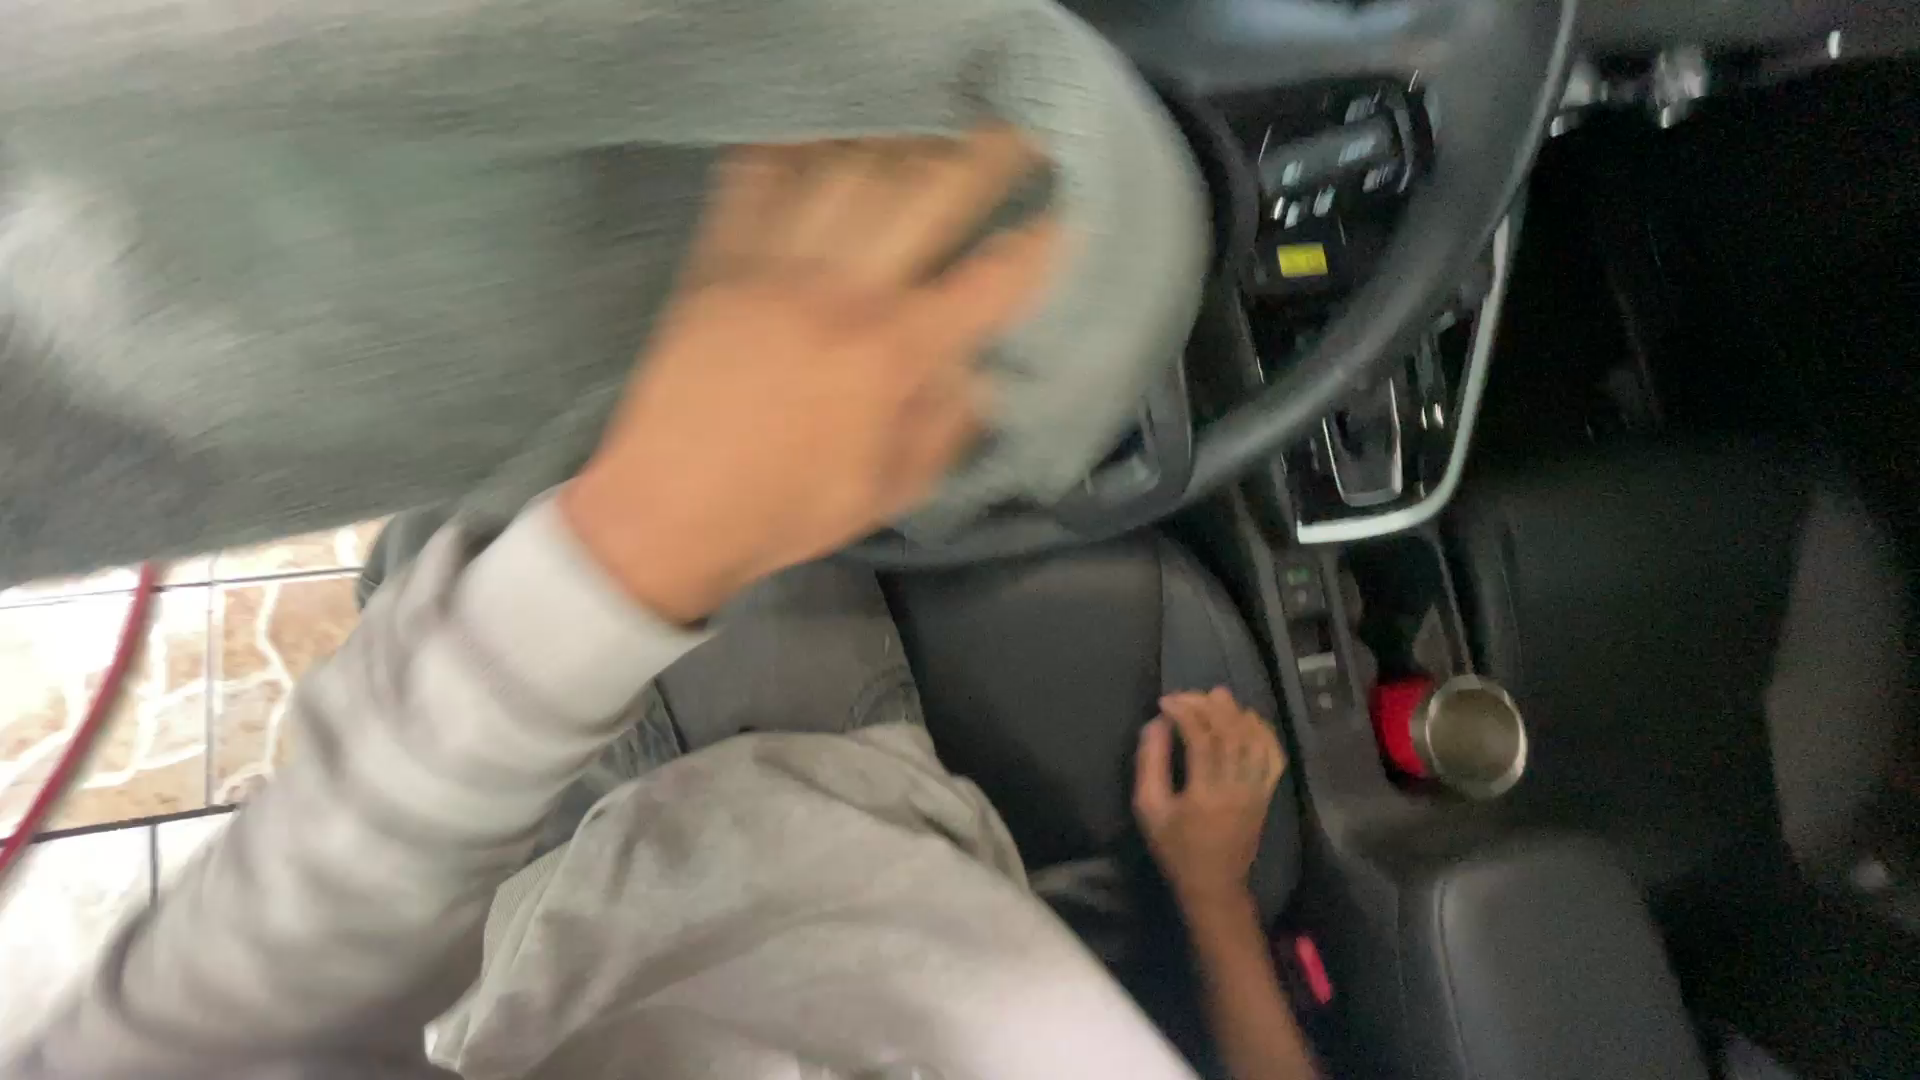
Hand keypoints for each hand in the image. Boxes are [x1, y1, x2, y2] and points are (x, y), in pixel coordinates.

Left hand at [561, 128, 1060, 621]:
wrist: (671, 512)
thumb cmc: (791, 511)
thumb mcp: (891, 492)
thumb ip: (946, 429)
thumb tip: (982, 379)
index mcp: (893, 357)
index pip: (987, 283)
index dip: (1035, 249)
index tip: (1061, 223)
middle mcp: (844, 294)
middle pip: (929, 195)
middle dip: (986, 158)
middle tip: (1015, 135)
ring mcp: (775, 268)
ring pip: (850, 170)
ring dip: (901, 144)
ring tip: (928, 135)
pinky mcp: (717, 263)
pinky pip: (757, 178)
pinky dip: (794, 149)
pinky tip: (821, 144)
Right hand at [1133, 688, 1287, 910]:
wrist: (1214, 885)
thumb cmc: (1175, 849)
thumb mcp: (1149, 809)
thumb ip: (1150, 763)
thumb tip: (1156, 724)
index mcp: (1206, 794)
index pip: (1202, 739)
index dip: (1185, 713)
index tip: (1165, 702)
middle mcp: (1238, 788)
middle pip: (1231, 732)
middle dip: (1208, 706)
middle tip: (1186, 695)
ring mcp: (1258, 790)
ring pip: (1255, 739)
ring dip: (1235, 712)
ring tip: (1213, 697)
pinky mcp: (1267, 794)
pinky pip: (1274, 756)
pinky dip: (1263, 731)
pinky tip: (1247, 717)